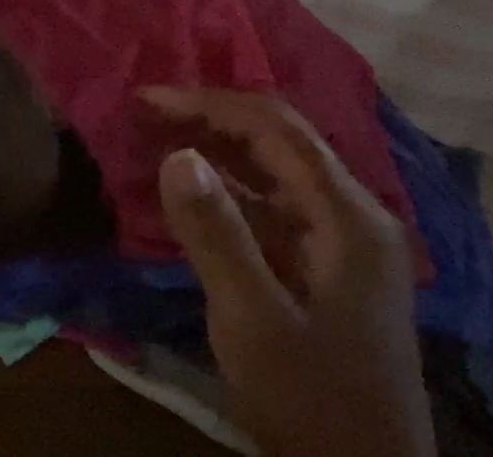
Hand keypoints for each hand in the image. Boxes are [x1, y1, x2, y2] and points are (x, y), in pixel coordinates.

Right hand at [144, 87, 435, 456]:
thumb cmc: (308, 393)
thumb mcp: (251, 316)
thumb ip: (215, 233)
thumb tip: (175, 154)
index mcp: (350, 220)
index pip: (278, 129)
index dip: (209, 103)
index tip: (143, 98)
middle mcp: (353, 218)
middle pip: (279, 141)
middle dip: (208, 116)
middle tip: (140, 110)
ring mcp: (340, 243)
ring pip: (271, 170)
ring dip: (212, 146)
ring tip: (151, 134)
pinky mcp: (320, 265)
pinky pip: (267, 203)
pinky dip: (222, 185)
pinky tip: (183, 187)